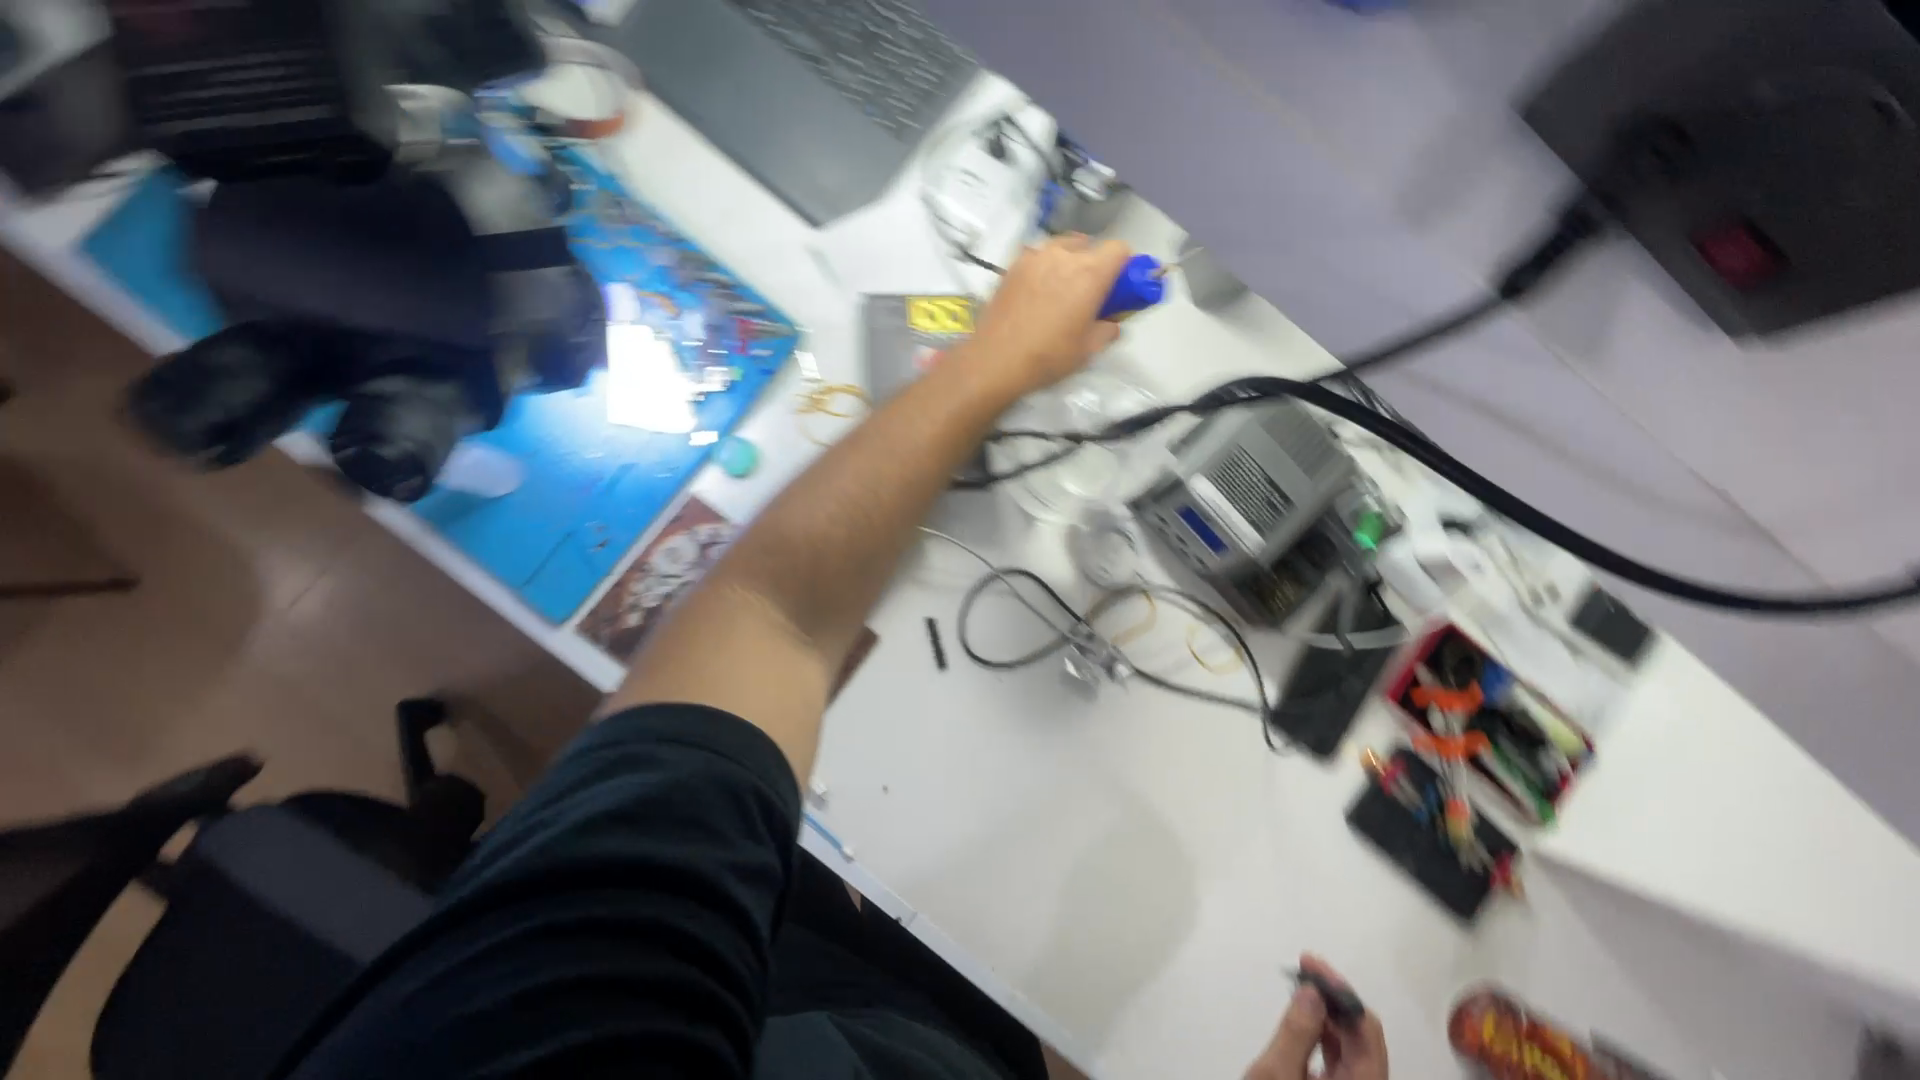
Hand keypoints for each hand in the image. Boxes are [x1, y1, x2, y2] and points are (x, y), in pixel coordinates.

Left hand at [958, 234, 1131, 398]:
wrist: (995, 360)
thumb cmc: (1047, 356)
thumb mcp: (1088, 350)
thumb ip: (1108, 329)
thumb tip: (1111, 323)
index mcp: (1090, 273)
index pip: (1120, 248)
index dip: (1123, 265)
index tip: (1117, 286)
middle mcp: (1063, 255)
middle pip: (1090, 245)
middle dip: (1095, 264)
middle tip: (1088, 293)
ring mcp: (1034, 257)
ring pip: (1061, 247)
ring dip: (1068, 261)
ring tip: (1060, 290)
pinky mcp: (1011, 265)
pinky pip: (1037, 257)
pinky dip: (1044, 267)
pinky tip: (1036, 293)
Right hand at [1245, 955, 1387, 1079]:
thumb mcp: (1277, 1075)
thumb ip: (1296, 1032)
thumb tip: (1313, 992)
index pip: (1367, 1030)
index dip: (1342, 992)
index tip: (1312, 965)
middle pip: (1362, 1039)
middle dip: (1334, 1000)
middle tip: (1305, 969)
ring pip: (1350, 1051)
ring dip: (1327, 1016)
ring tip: (1302, 988)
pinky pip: (1339, 1064)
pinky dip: (1322, 1038)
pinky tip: (1303, 1022)